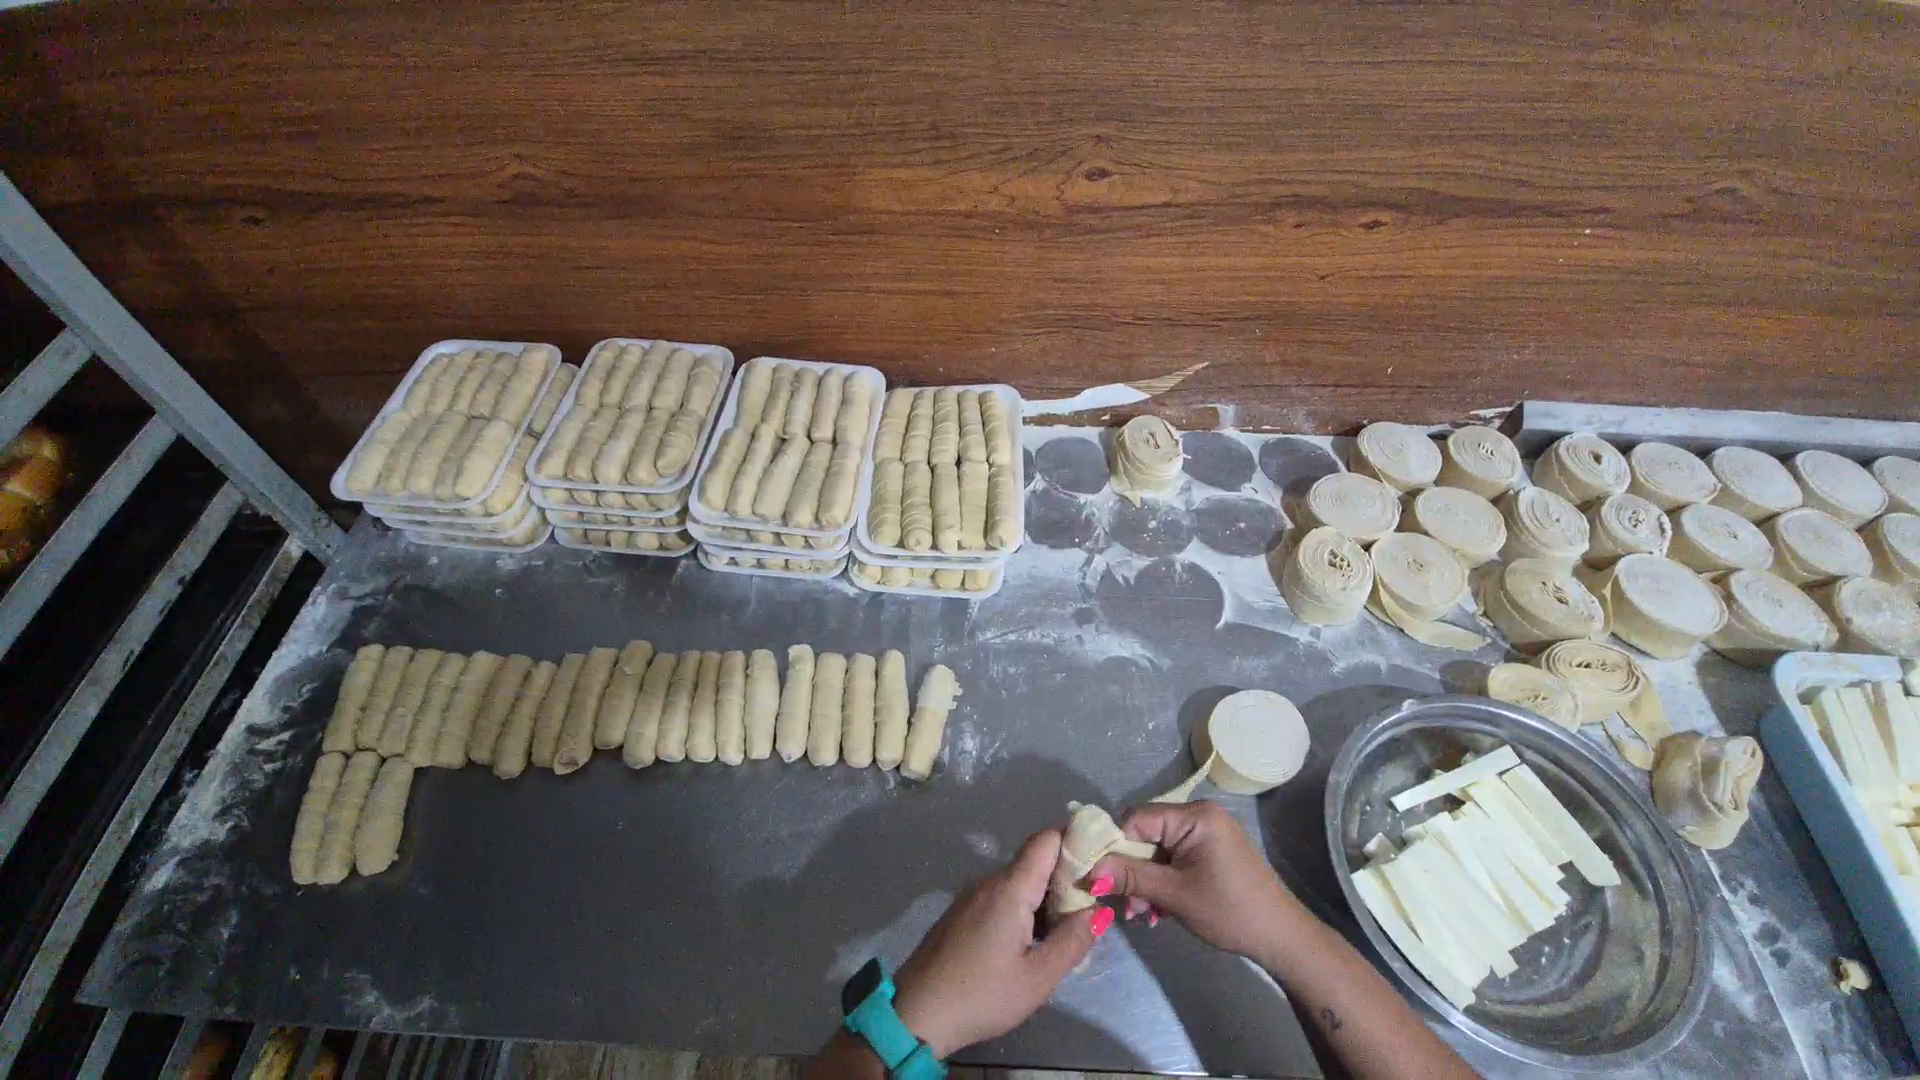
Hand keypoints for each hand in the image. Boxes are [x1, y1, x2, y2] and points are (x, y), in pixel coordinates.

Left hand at [892, 830, 1108, 1056]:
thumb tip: (1098, 910)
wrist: (917, 1012)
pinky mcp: (963, 911)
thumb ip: (1073, 940)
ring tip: (1064, 930)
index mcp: (1010, 888)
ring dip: (1045, 897)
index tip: (1100, 864)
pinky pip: (1001, 895)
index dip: (1076, 842)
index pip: (1046, 839)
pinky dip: (1023, 908)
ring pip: (1019, 880)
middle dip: (1066, 877)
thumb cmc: (981, 994)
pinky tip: (1030, 942)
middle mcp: (990, 881)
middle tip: (1090, 908)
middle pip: (1035, 860)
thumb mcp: (1037, 978)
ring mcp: (973, 895)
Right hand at [1088, 801, 1305, 962]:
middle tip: (1126, 906)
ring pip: (1157, 849)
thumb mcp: (1175, 895)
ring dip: (1145, 880)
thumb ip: (1130, 877)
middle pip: (1145, 833)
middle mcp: (1199, 815)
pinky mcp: (1210, 850)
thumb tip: (1089, 870)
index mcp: (1194, 815)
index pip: (1137, 819)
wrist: (1282, 938)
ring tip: (1144, 915)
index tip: (1103, 879)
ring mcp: (1206, 832)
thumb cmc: (1229, 911)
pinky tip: (1159, 910)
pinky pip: (1173, 856)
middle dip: (1131, 870)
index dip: (1115, 847)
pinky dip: (1162, 880)